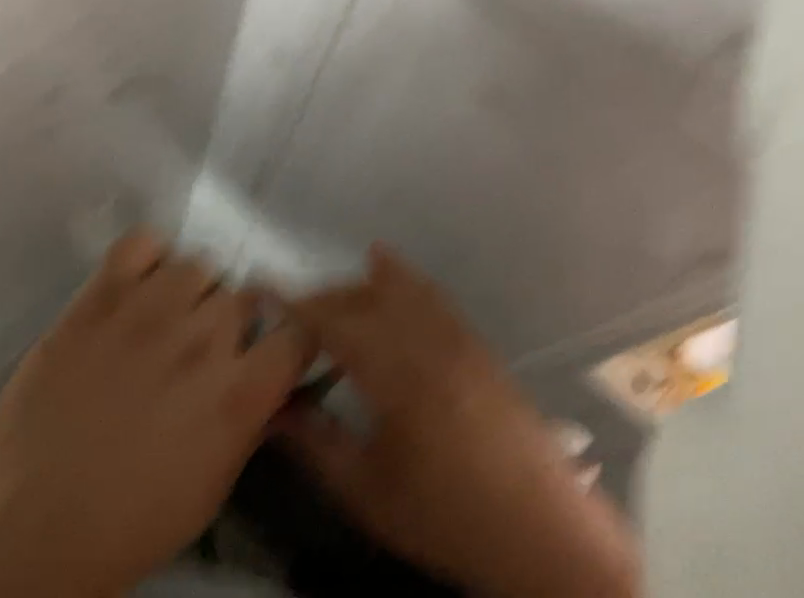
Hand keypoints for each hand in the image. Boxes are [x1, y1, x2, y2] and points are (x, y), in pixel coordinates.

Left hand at [0, 228, 311, 596]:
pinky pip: (142, 242)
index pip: (300, 333)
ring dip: (195, 291)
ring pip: (200, 264)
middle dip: (236, 321)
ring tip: (170, 318)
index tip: (275, 354)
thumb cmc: (126, 522)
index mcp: (240, 392)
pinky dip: (150, 256)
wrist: (25, 516)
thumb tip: (278, 391)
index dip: (291, 342)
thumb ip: (251, 426)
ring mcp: (149, 309)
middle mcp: (205, 338)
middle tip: (209, 350)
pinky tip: (141, 285)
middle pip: (246, 296)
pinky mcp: (99, 295)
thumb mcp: (211, 490)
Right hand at [279, 248, 638, 597]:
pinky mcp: (478, 347)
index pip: (331, 321)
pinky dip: (405, 279)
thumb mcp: (366, 490)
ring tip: (331, 292)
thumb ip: (315, 443)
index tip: (260, 289)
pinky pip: (432, 297)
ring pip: (401, 289)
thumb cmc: (445, 516)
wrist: (542, 531)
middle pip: (364, 299)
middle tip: (289, 313)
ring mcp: (457, 339)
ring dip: (361, 285)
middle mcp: (426, 340)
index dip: (293, 303)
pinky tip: (391, 272)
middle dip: (323, 297)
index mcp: (394, 372)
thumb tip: (271, 409)